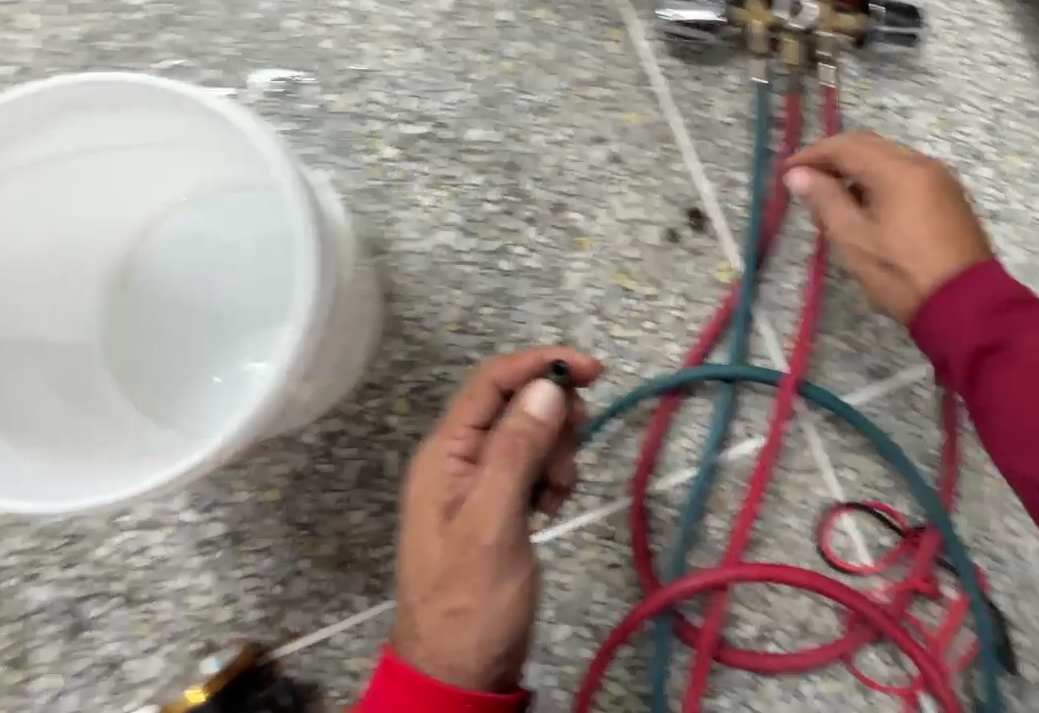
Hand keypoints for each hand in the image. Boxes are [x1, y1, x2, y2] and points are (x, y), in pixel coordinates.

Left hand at [390, 347, 602, 692]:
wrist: (460, 674)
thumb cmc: (471, 601)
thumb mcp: (494, 522)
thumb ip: (516, 450)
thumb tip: (547, 385)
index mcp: (446, 451)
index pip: (493, 381)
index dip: (541, 364)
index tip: (592, 370)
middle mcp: (459, 456)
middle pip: (517, 403)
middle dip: (553, 420)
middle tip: (568, 459)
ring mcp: (479, 480)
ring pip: (530, 434)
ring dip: (555, 453)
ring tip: (555, 496)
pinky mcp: (498, 503)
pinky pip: (533, 466)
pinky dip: (551, 477)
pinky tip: (551, 508)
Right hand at [782, 130, 993, 324]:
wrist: (966, 306)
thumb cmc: (901, 273)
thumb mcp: (854, 238)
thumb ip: (824, 199)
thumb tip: (797, 174)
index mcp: (898, 170)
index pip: (845, 147)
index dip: (812, 155)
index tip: (787, 172)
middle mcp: (922, 164)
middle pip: (868, 145)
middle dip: (833, 157)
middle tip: (805, 178)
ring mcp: (940, 179)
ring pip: (888, 158)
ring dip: (856, 167)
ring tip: (830, 195)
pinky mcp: (949, 196)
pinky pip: (905, 173)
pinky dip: (878, 178)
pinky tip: (864, 204)